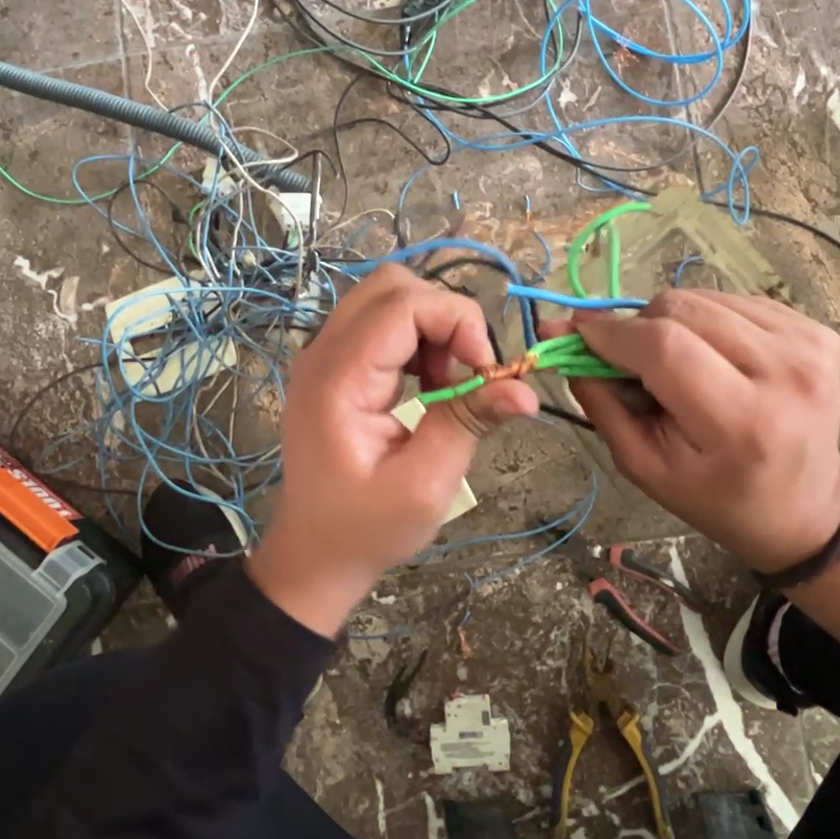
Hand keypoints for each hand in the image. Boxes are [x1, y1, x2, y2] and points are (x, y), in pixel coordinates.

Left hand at [252, 265, 538, 634]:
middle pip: (392, 285)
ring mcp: (323, 356)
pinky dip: (416, 340)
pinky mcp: (333, 366)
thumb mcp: (426, 485)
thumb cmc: (365, 529)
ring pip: (387, 298)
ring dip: (432, 327)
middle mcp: (323, 352)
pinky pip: (380, 324)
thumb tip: (526, 390)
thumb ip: (469, 424)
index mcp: (339, 378)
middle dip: (445, 317)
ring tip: (447, 384)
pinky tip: (428, 385)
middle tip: (466, 374)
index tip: (486, 372)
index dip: (458, 321)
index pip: (403, 303)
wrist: (313, 553)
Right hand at [551, 291, 839, 572]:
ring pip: (702, 298)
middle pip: (681, 309)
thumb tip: (566, 341)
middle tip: (626, 360)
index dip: (611, 333)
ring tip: (675, 366)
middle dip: (637, 327)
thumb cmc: (716, 496)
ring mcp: (807, 344)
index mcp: (743, 421)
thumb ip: (602, 404)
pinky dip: (705, 322)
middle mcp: (785, 372)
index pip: (665, 348)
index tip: (574, 332)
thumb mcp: (645, 468)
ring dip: (671, 323)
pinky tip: (712, 358)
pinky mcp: (817, 329)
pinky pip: (731, 301)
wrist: (804, 506)